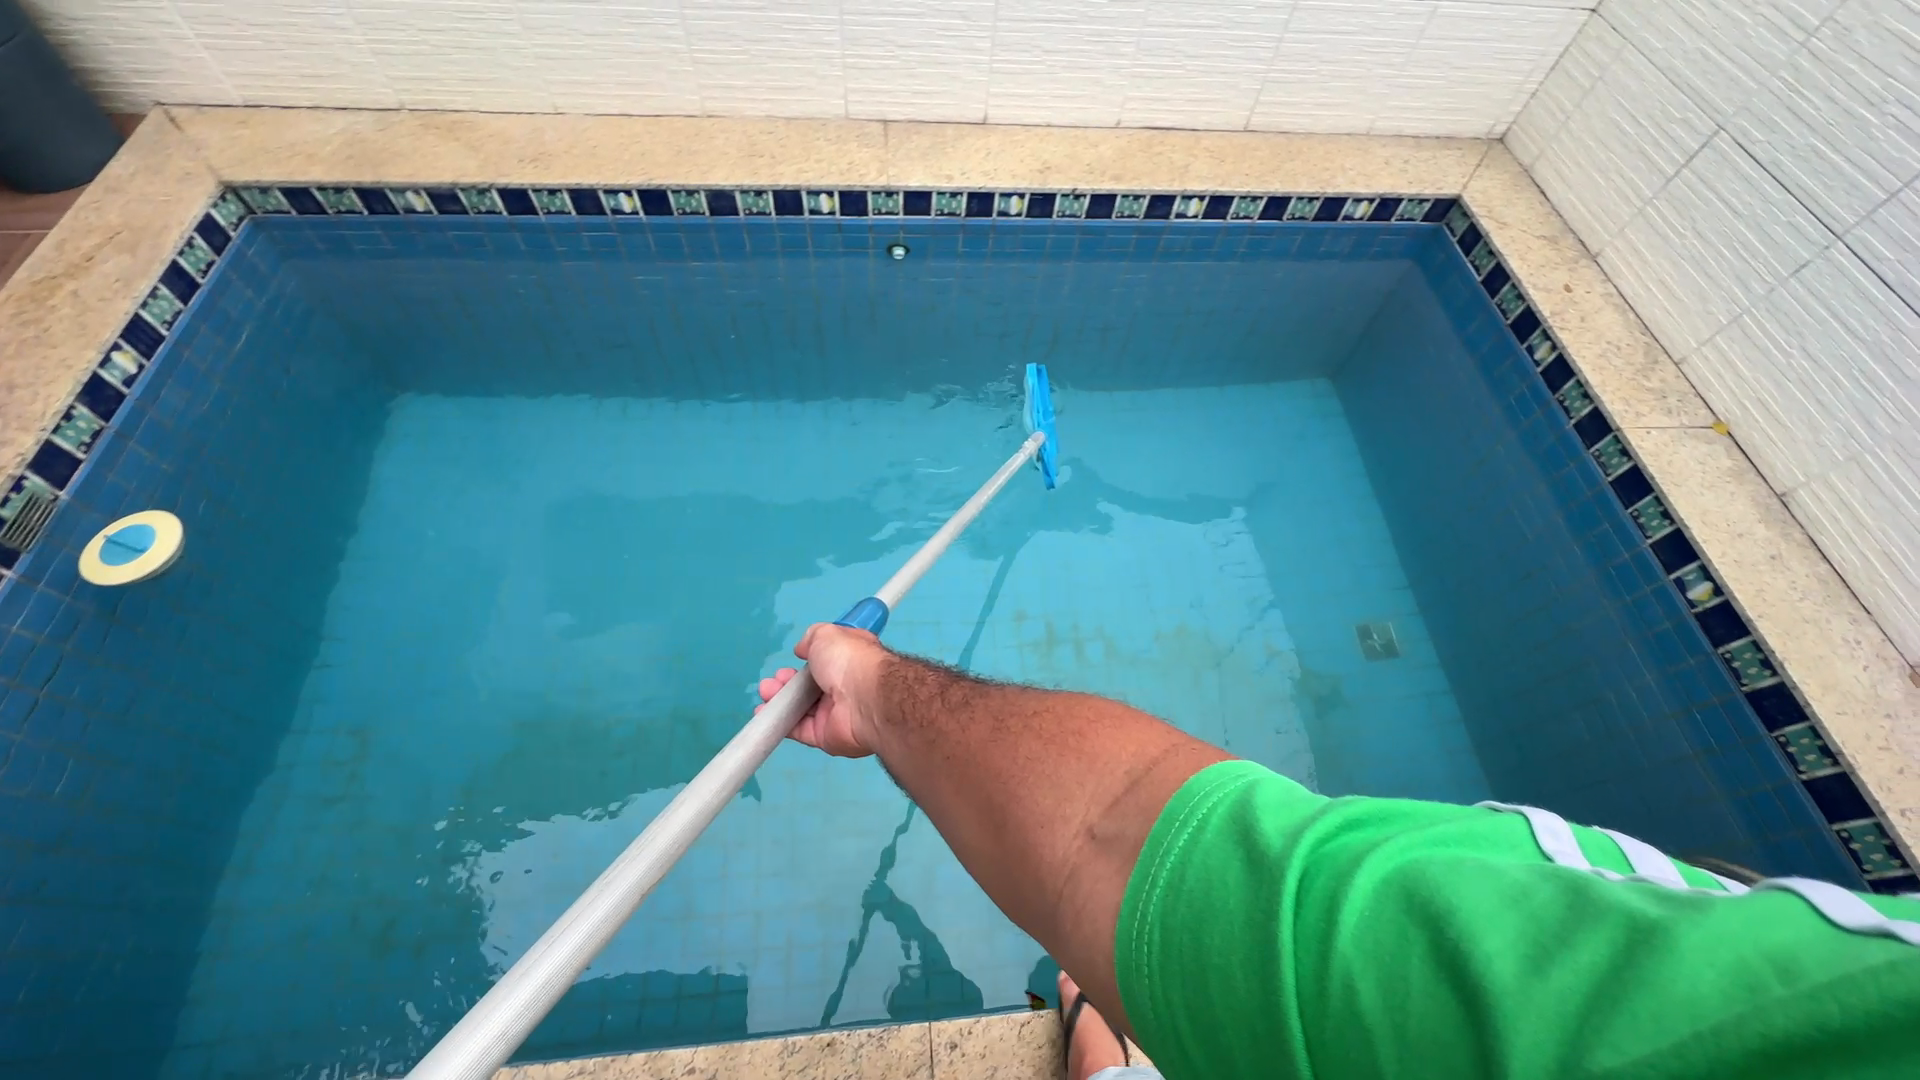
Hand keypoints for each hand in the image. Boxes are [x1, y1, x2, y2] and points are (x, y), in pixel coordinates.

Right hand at [757, 622, 890, 757]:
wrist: (863, 700)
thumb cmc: (848, 661)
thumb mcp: (827, 635)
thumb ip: (812, 638)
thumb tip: (802, 649)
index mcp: (851, 659)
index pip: (830, 658)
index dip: (811, 657)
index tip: (796, 655)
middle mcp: (845, 685)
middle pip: (811, 685)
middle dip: (789, 680)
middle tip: (775, 679)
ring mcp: (836, 712)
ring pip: (802, 707)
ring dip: (781, 698)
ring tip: (766, 691)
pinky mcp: (826, 735)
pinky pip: (799, 729)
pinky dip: (781, 721)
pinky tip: (764, 713)